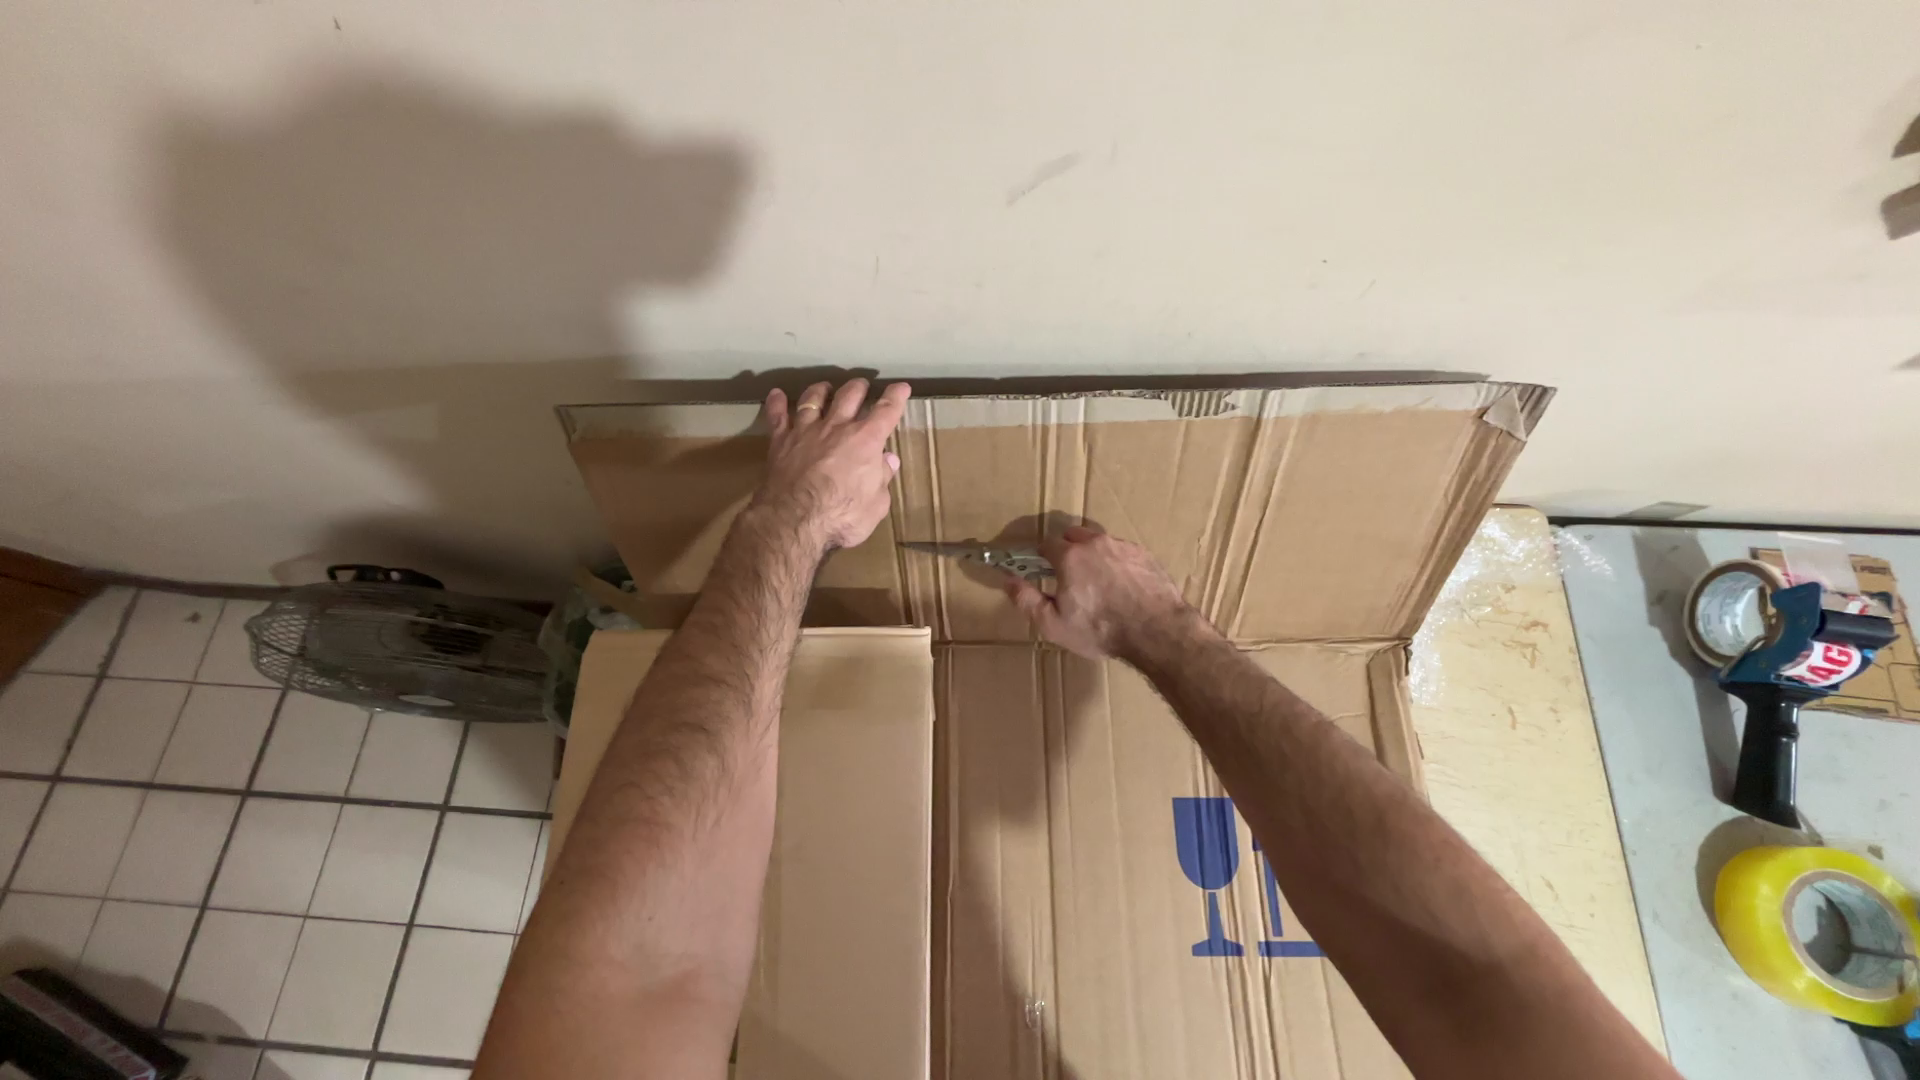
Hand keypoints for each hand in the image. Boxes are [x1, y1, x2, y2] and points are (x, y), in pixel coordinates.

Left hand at [752, 378, 910, 552]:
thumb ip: (882, 479)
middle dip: (858, 387)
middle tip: (862, 385)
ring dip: (821, 390)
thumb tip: (888, 461)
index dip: (896, 397)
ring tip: (825, 386)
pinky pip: (777, 416)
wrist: (794, 522)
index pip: (886, 411)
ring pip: (814, 399)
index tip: (901, 388)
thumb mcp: (876, 504)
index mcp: (866, 441)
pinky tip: (776, 394)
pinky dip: (777, 403)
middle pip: (849, 396)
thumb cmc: (842, 517)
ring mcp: (806, 432)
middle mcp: (837, 428)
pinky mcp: (780, 442)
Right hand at [1002, 525, 1193, 659]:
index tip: (1041, 569)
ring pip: (1099, 542)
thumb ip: (1026, 599)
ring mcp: (1123, 547)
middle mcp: (1095, 543)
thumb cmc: (1101, 630)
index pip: (1046, 543)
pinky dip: (1116, 563)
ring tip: (1096, 581)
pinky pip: (1122, 552)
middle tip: (1067, 574)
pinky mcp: (1144, 555)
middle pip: (1073, 535)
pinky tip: (1120, 585)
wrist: (1156, 631)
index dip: (1041, 556)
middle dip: (1066, 549)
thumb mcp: (1053, 624)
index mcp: (1069, 557)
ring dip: (1092, 555)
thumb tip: (1008, 580)